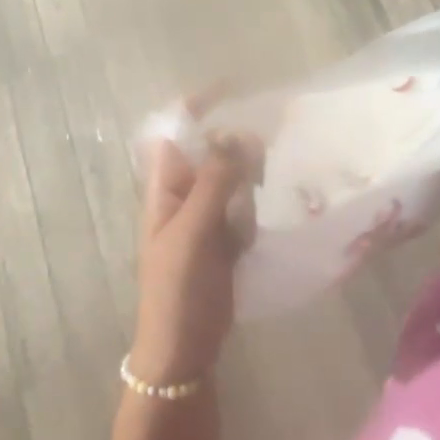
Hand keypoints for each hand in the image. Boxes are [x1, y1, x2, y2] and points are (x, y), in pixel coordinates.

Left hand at [129, 129, 262, 386]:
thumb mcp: (192, 233)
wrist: (182, 352)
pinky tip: (274, 204)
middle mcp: (184, 193)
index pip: (177, 131)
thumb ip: (215, 182)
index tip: (237, 87)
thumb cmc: (176, 290)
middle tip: (269, 146)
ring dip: (251, 172)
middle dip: (238, 141)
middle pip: (211, 148)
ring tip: (272, 179)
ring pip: (232, 174)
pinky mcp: (226, 236)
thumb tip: (236, 132)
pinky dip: (258, 199)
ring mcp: (206, 215)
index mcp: (164, 186)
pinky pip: (245, 202)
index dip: (200, 105)